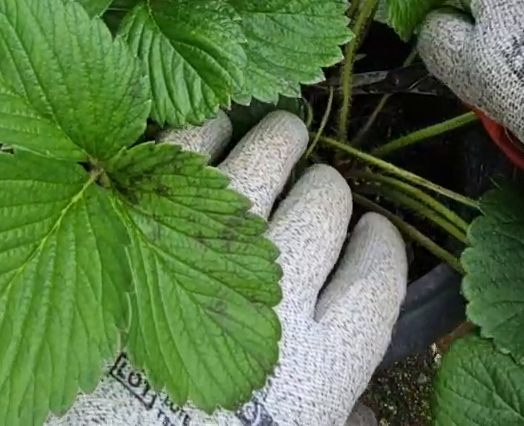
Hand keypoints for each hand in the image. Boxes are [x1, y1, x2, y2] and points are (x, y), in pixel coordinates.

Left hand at [52, 111, 405, 425]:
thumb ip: (321, 405)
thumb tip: (367, 412)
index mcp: (316, 371)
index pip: (376, 283)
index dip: (380, 247)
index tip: (374, 230)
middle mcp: (275, 299)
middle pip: (324, 205)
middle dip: (325, 187)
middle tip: (315, 182)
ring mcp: (206, 244)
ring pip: (271, 158)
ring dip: (283, 137)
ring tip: (285, 132)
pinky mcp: (142, 208)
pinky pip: (192, 146)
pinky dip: (211, 127)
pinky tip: (218, 127)